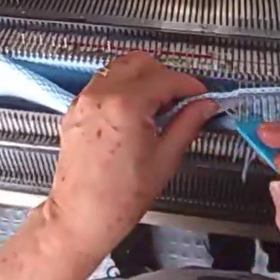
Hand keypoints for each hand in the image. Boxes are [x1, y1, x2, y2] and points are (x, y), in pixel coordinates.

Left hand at [41, 52, 218, 271]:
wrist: (81, 217)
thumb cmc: (118, 197)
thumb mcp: (165, 158)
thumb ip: (187, 123)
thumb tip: (204, 107)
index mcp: (126, 105)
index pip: (167, 79)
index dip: (190, 86)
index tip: (201, 95)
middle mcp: (102, 96)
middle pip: (141, 62)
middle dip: (164, 75)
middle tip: (179, 98)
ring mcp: (85, 101)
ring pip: (119, 68)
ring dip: (142, 78)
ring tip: (156, 106)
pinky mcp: (75, 110)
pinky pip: (102, 84)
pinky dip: (121, 89)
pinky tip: (133, 112)